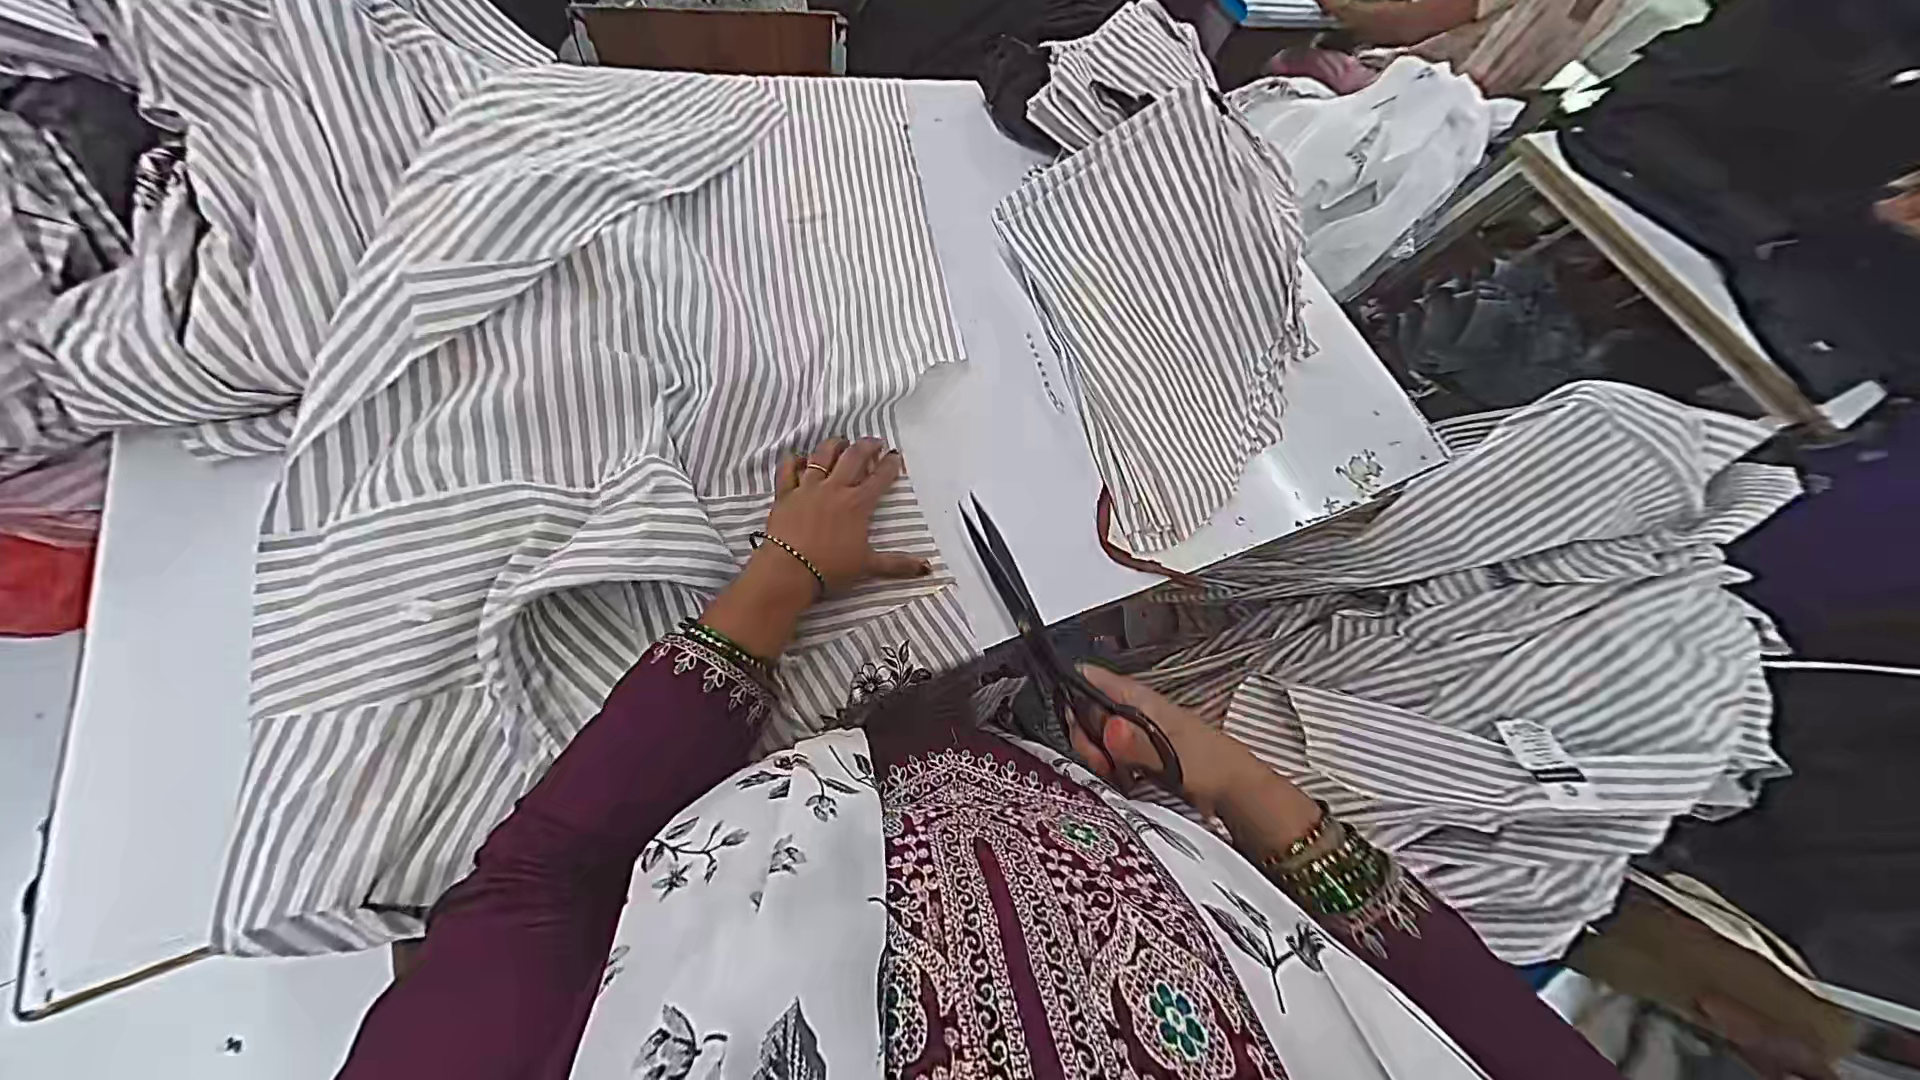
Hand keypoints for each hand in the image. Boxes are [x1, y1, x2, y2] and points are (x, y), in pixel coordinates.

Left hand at [699, 436, 927, 660]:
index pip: (879, 477)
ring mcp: (808, 488)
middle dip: (866, 445)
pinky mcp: (785, 494)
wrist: (789, 570)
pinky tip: (800, 458)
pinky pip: (788, 469)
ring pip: (822, 456)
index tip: (895, 455)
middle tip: (874, 441)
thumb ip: (897, 564)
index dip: (890, 464)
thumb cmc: (831, 568)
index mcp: (858, 504)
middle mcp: (835, 489)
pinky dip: (794, 461)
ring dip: (833, 445)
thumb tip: (926, 569)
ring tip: (841, 442)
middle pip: (853, 457)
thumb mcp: (868, 566)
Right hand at [1070, 667, 1321, 847]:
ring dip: (1096, 756)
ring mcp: (1133, 732)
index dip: (1074, 693)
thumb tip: (1108, 728)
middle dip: (1085, 736)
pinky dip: (1107, 769)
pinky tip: (1120, 780)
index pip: (1092, 679)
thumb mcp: (1169, 753)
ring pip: (1095, 737)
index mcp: (1138, 697)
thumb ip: (1136, 743)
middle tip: (1101, 759)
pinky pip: (1107, 756)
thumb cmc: (1210, 764)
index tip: (1072, 720)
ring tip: (1114, 773)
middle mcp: (1131, 710)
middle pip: (1086, 712)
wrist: (1236, 793)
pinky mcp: (1135, 755)